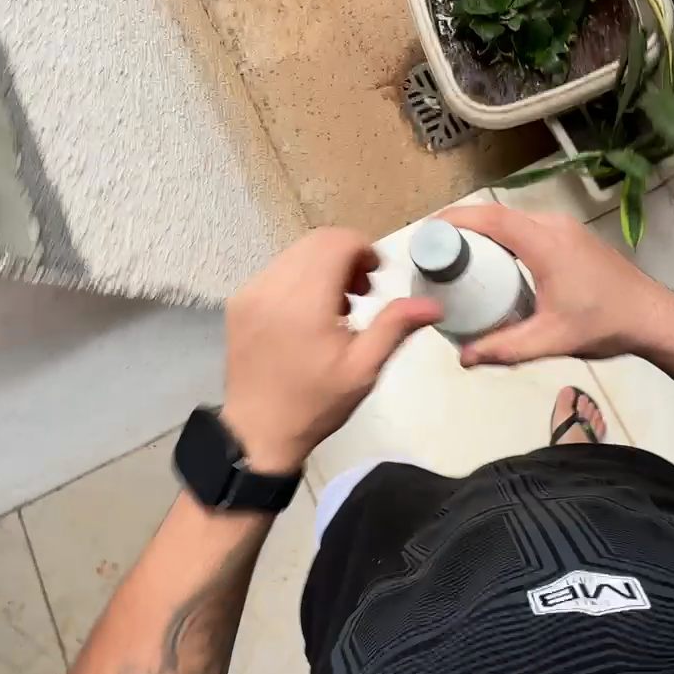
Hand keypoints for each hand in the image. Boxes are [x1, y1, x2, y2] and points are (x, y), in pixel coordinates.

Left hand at [219, 228, 441, 474]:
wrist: (258, 432)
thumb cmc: (316, 403)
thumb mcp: (363, 369)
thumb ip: (395, 327)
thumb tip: (434, 304)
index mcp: (305, 302)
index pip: (336, 243)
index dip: (363, 249)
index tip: (376, 276)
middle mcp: (273, 287)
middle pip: (316, 241)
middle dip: (345, 254)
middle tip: (362, 291)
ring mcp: (250, 292)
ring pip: (294, 253)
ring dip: (322, 264)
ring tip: (337, 305)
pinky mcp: (238, 301)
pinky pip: (275, 270)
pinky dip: (298, 277)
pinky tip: (308, 312)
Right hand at [437, 203, 673, 365]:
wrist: (655, 318)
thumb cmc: (605, 325)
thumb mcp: (551, 340)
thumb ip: (506, 349)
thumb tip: (464, 359)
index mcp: (545, 243)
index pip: (490, 217)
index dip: (455, 220)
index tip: (427, 233)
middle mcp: (552, 225)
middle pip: (496, 214)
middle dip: (461, 226)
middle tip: (434, 251)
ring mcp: (562, 227)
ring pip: (510, 218)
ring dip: (481, 230)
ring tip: (455, 256)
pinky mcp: (568, 235)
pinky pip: (524, 225)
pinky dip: (500, 235)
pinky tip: (491, 261)